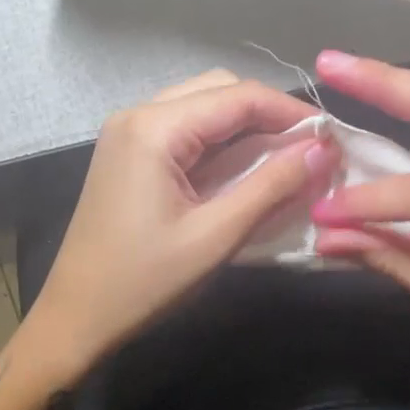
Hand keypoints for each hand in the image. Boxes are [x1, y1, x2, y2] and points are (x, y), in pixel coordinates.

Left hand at [25, 70, 336, 374]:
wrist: (77, 317)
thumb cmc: (143, 282)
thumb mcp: (215, 236)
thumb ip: (271, 187)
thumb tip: (323, 149)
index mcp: (153, 128)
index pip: (238, 96)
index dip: (291, 112)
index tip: (332, 139)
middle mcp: (137, 116)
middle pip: (219, 92)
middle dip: (268, 117)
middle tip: (310, 153)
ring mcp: (127, 134)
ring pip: (202, 110)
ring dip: (245, 130)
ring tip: (285, 163)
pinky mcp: (127, 157)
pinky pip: (183, 134)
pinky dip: (219, 146)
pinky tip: (244, 172)